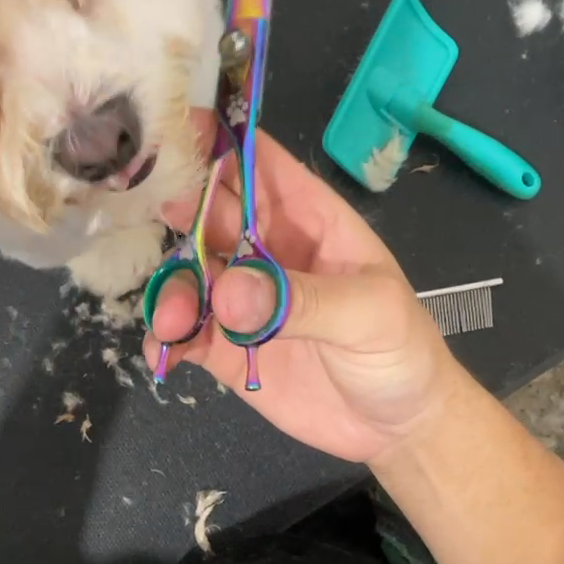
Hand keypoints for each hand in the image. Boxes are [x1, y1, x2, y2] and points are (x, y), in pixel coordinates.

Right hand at [147, 125, 472, 463]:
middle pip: (209, 214)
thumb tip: (229, 292)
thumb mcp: (369, 314)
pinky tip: (165, 351)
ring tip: (172, 322)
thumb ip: (302, 299)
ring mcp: (244, 304)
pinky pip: (186, 334)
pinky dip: (167, 339)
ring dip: (172, 291)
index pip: (257, 164)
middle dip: (180, 215)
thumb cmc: (400, 353)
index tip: (170, 135)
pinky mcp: (228, 351)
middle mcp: (268, 253)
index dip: (216, 143)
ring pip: (189, 277)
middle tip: (162, 229)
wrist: (396, 427)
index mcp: (309, 220)